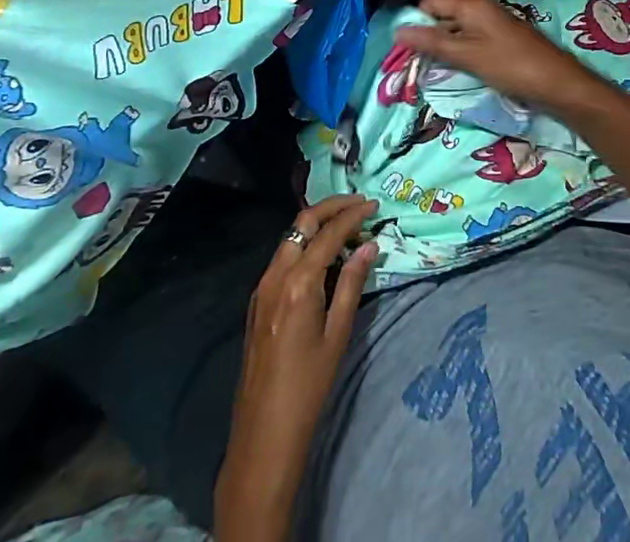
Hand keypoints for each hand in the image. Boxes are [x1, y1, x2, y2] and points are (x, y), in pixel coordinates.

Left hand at [215, 195, 379, 541]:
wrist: (264, 425)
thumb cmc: (310, 384)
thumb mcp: (338, 334)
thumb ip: (351, 284)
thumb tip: (370, 246)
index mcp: (299, 283)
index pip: (327, 234)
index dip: (351, 215)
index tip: (372, 204)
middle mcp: (275, 275)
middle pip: (301, 224)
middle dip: (330, 208)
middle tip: (358, 203)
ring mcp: (262, 286)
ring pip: (289, 239)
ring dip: (316, 226)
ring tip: (346, 227)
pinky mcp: (257, 298)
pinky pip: (282, 258)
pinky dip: (303, 246)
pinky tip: (322, 256)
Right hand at [394, 0, 608, 114]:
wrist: (558, 84)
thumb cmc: (511, 66)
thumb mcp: (466, 55)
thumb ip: (432, 43)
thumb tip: (398, 31)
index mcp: (471, 4)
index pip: (429, 1)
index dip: (415, 20)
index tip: (406, 45)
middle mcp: (481, 8)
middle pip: (442, 14)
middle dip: (427, 35)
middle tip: (416, 61)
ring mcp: (493, 23)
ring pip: (456, 29)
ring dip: (444, 46)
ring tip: (434, 68)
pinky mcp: (501, 39)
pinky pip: (471, 39)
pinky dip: (461, 52)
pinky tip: (459, 69)